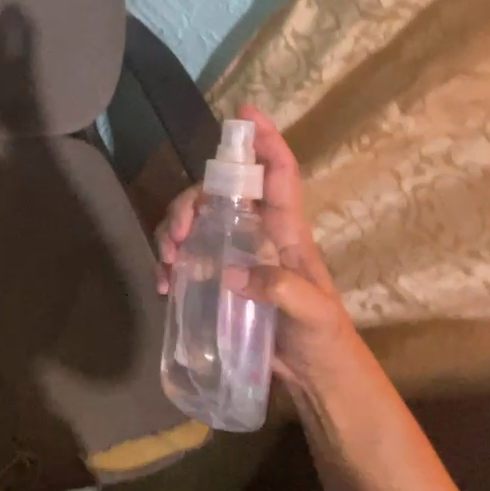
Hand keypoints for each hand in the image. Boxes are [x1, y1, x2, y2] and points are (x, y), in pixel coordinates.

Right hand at [154, 104, 363, 394]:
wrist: (317, 376)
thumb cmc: (325, 340)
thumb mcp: (313, 315)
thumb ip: (281, 289)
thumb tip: (229, 272)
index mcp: (286, 233)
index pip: (279, 176)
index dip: (265, 142)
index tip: (245, 114)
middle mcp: (257, 234)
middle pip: (216, 195)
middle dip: (189, 202)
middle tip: (177, 234)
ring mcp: (234, 255)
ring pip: (194, 221)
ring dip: (171, 233)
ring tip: (166, 263)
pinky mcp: (217, 278)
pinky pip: (184, 255)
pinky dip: (167, 263)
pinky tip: (164, 284)